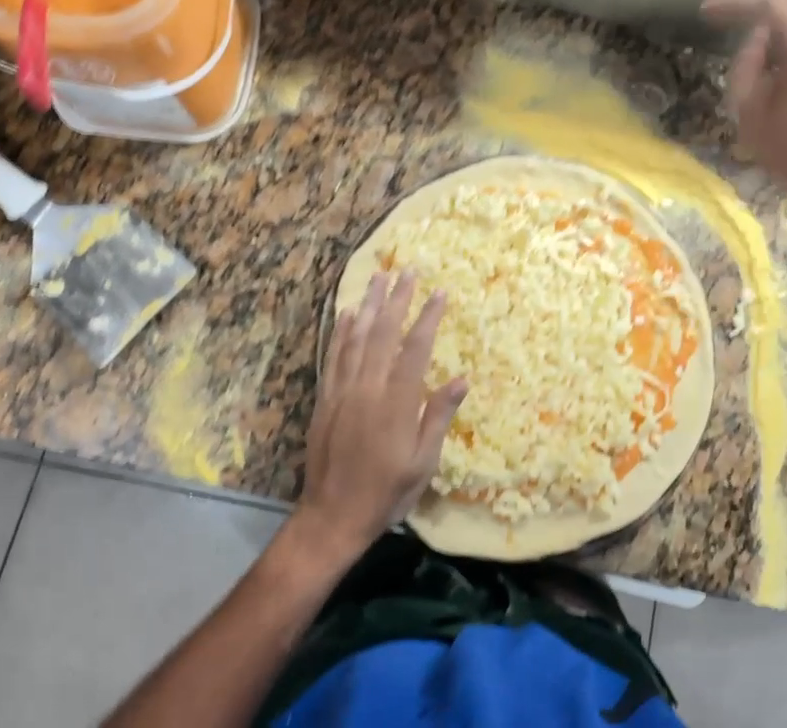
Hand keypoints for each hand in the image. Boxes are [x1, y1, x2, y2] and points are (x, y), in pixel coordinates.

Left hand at [296, 271, 467, 559]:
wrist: (332, 516)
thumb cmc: (387, 493)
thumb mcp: (422, 463)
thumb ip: (438, 417)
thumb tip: (461, 379)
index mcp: (396, 405)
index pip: (415, 350)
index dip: (428, 318)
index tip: (440, 292)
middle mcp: (367, 390)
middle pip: (383, 334)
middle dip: (397, 299)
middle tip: (408, 270)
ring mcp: (342, 392)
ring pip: (355, 338)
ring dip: (368, 305)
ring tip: (378, 277)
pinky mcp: (324, 399)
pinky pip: (333, 356)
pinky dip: (340, 332)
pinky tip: (346, 313)